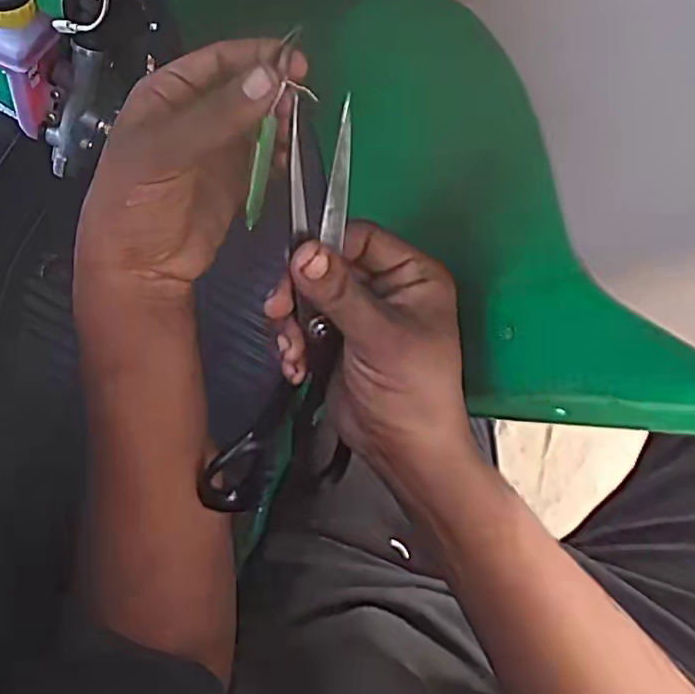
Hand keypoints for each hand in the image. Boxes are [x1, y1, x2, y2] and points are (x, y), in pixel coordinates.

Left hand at [76, 39, 305, 303]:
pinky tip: (289, 155)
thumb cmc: (135, 200)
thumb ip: (219, 115)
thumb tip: (270, 77)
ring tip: (294, 126)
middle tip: (299, 95)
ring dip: (280, 119)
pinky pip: (265, 152)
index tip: (293, 59)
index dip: (255, 55)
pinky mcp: (235, 176)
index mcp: (167, 93)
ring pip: (259, 118)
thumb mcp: (167, 151)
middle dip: (273, 88)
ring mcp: (217, 145)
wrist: (136, 267)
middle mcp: (195, 113)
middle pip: (244, 86)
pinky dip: (281, 151)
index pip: (217, 60)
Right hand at [264, 222, 475, 487]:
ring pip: (306, 294)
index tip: (297, 267)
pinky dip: (291, 342)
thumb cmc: (414, 395)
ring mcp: (356, 313)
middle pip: (324, 266)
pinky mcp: (333, 338)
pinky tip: (298, 365)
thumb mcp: (378, 337)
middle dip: (299, 292)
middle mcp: (383, 288)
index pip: (359, 238)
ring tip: (294, 351)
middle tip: (280, 311)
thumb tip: (306, 253)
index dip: (326, 249)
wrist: (404, 454)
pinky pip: (299, 323)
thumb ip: (339, 293)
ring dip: (291, 322)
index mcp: (411, 276)